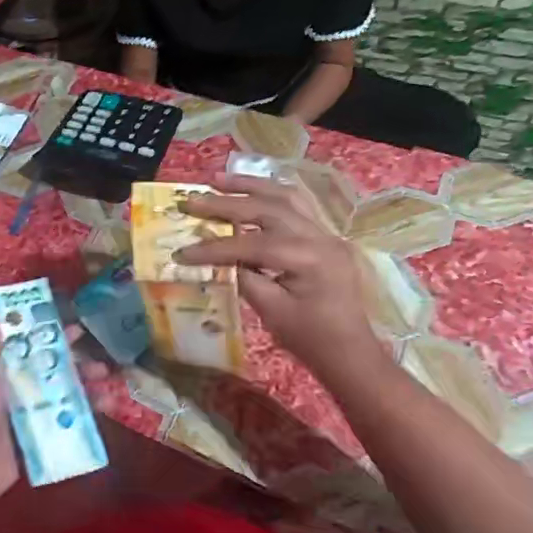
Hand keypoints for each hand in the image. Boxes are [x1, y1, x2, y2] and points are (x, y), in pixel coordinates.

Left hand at [0, 316, 98, 509]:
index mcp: (3, 373)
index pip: (32, 349)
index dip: (53, 338)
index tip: (78, 330)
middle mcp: (19, 391)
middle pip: (54, 374)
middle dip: (79, 369)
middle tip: (102, 367)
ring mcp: (31, 416)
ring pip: (64, 398)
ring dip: (87, 393)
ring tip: (109, 392)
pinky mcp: (39, 440)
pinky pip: (65, 425)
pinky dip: (84, 419)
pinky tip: (102, 416)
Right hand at [174, 173, 380, 376]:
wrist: (350, 353)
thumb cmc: (311, 339)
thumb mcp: (271, 311)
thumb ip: (244, 277)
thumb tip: (215, 258)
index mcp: (308, 257)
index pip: (251, 243)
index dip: (214, 247)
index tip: (182, 252)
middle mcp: (320, 236)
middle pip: (267, 208)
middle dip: (225, 203)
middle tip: (191, 200)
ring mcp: (326, 234)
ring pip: (285, 197)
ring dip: (250, 186)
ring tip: (218, 179)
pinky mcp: (324, 238)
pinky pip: (298, 206)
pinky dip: (270, 194)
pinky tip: (251, 190)